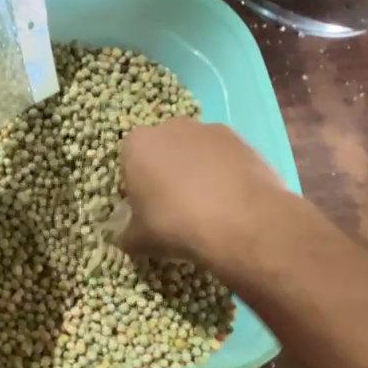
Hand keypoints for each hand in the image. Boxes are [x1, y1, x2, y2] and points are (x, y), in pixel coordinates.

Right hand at [116, 118, 281, 261]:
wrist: (241, 221)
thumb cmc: (175, 224)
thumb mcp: (138, 240)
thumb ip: (127, 234)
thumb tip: (127, 237)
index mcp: (136, 145)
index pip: (128, 163)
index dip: (137, 186)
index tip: (147, 208)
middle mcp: (169, 127)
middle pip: (162, 150)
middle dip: (166, 171)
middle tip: (175, 205)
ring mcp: (207, 129)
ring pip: (194, 150)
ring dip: (196, 170)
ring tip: (208, 204)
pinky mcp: (239, 138)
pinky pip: (222, 155)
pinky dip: (223, 172)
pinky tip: (230, 199)